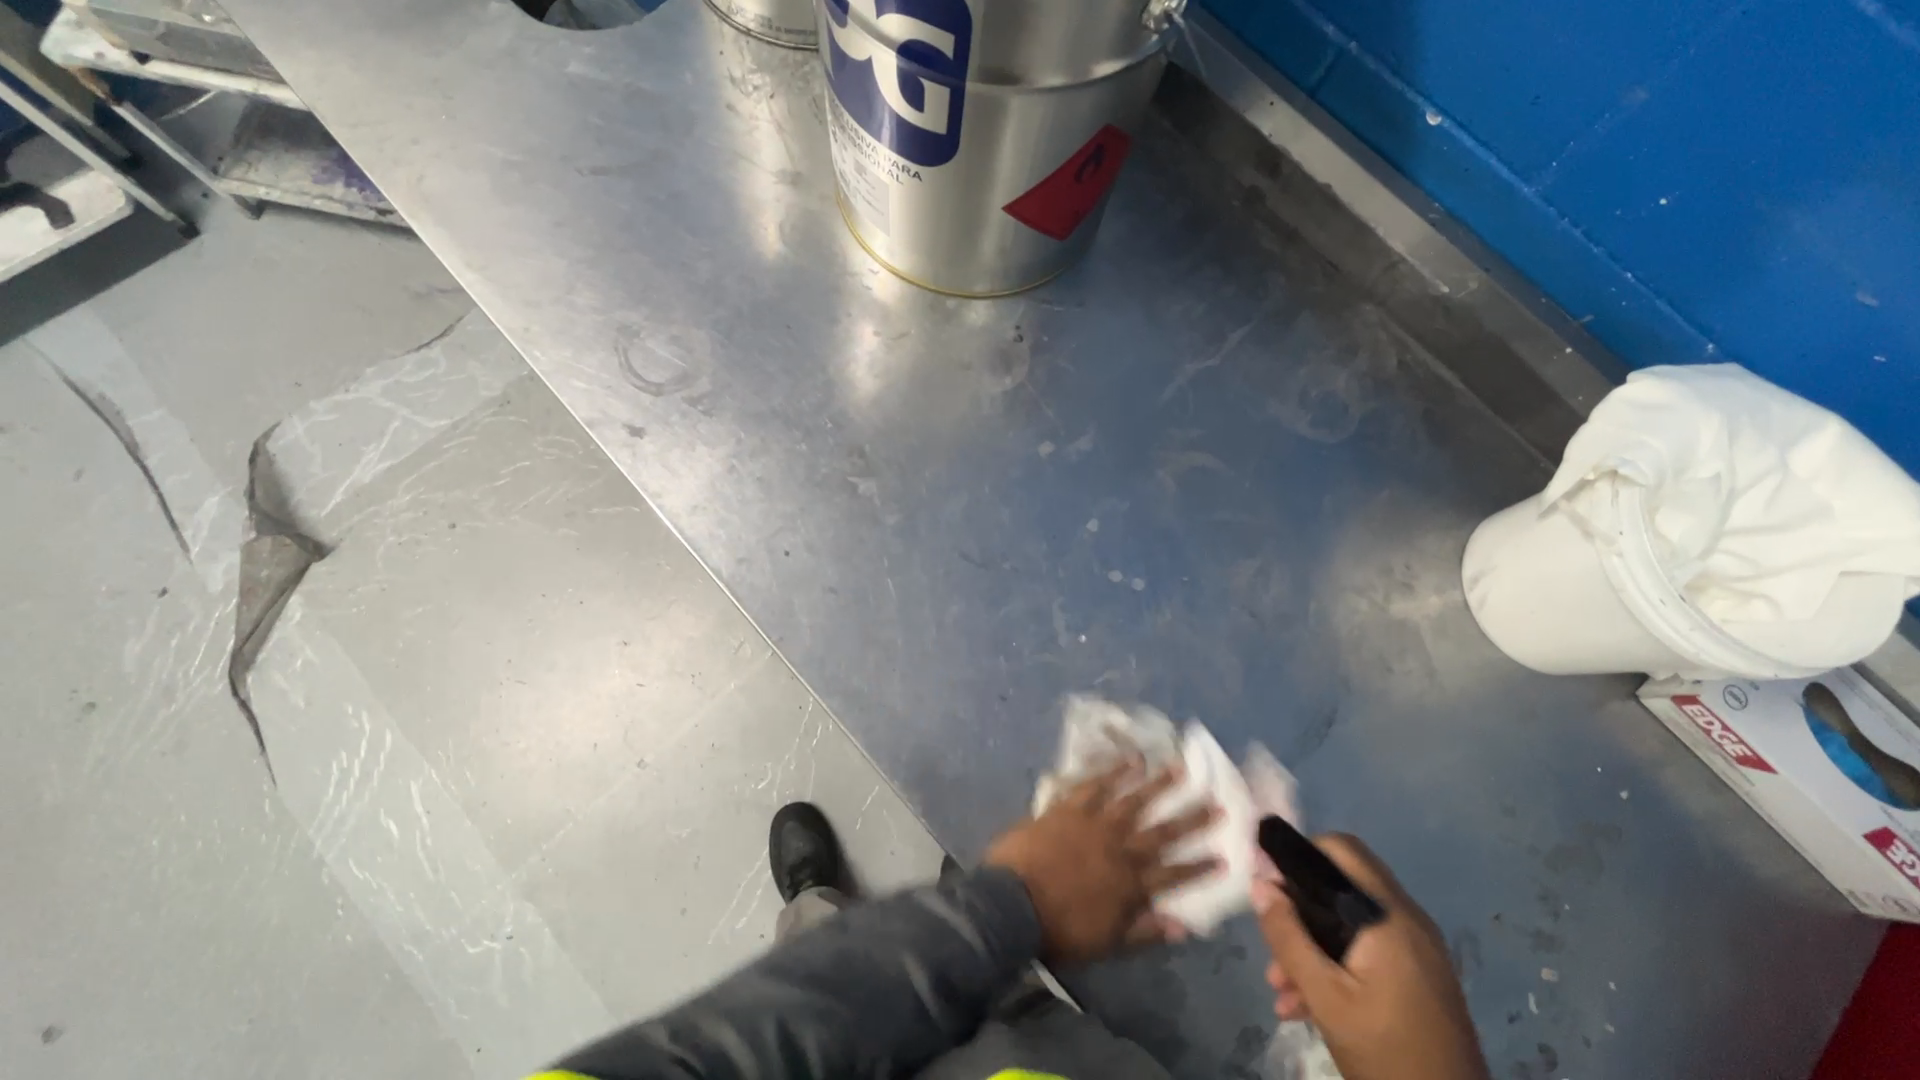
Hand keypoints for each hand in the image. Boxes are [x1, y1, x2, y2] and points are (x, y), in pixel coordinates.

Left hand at [984, 762, 1217, 966]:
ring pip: (1134, 800)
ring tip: (1180, 768)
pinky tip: (1131, 760)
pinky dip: (1114, 770)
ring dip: (1158, 784)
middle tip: (1216, 801)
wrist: (1011, 904)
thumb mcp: (1106, 942)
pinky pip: (1095, 783)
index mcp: (1130, 884)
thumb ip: (1145, 932)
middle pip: (1162, 831)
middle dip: (1190, 817)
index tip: (1224, 855)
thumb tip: (1183, 926)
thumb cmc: (1058, 929)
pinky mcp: (1069, 807)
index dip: (1199, 865)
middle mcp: (1119, 848)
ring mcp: (1094, 823)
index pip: (1173, 873)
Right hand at [1254, 833, 1488, 1079]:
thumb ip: (1289, 936)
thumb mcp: (1325, 996)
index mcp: (1387, 915)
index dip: (1299, 855)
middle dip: (1299, 909)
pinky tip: (1305, 1004)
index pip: (1341, 849)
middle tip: (1272, 943)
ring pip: (1350, 922)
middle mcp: (1406, 919)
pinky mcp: (1418, 974)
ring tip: (1281, 987)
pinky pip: (1367, 948)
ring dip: (1312, 943)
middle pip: (1341, 886)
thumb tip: (1260, 884)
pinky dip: (1336, 962)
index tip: (1268, 884)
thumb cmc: (1386, 1050)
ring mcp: (1416, 948)